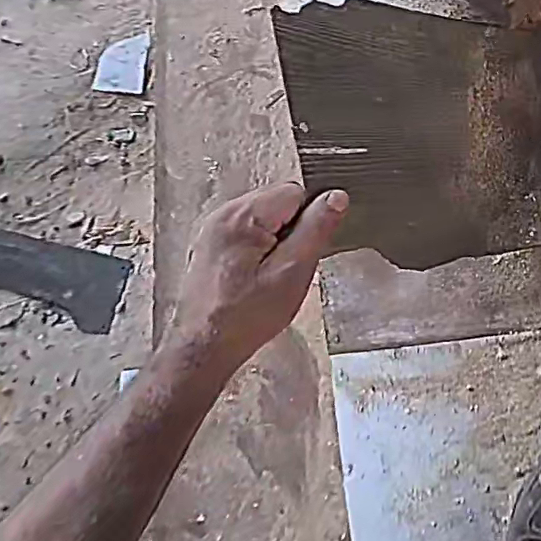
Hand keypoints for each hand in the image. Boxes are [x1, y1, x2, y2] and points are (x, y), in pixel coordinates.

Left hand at [161, 183, 347, 378]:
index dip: (309, 221)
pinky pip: (251, 233)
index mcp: (242, 215)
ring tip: (270, 275)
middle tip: (285, 267)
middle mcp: (223, 214)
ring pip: (267, 219)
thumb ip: (316, 228)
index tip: (300, 252)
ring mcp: (214, 229)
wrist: (205, 348)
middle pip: (279, 202)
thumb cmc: (246, 315)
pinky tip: (256, 278)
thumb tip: (336, 197)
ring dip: (277, 242)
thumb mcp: (293, 271)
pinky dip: (261, 251)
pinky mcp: (212, 244)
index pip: (296, 192)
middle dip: (292, 231)